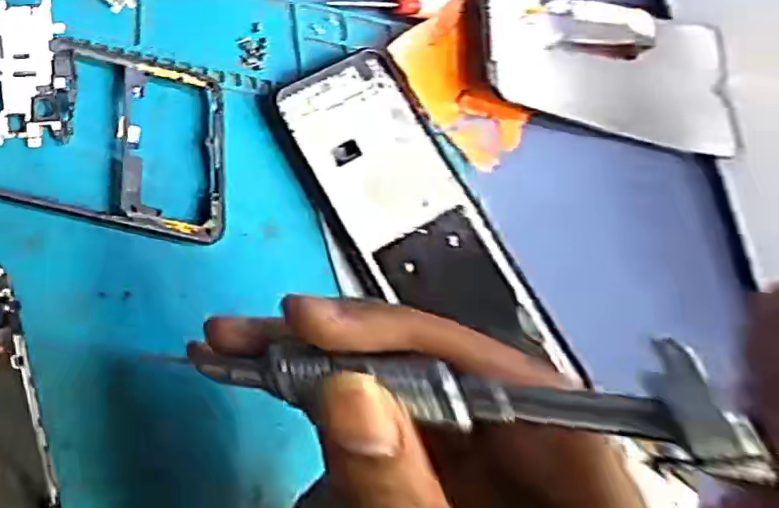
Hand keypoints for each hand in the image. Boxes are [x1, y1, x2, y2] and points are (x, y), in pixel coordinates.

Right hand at [202, 296, 642, 507]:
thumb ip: (401, 495)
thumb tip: (346, 386)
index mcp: (591, 506)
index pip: (527, 391)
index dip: (419, 341)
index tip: (315, 325)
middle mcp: (540, 477)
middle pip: (442, 377)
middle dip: (332, 345)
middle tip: (247, 332)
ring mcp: (478, 474)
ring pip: (392, 386)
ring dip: (301, 357)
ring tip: (224, 344)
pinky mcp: (423, 473)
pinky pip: (366, 412)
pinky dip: (304, 387)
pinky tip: (247, 369)